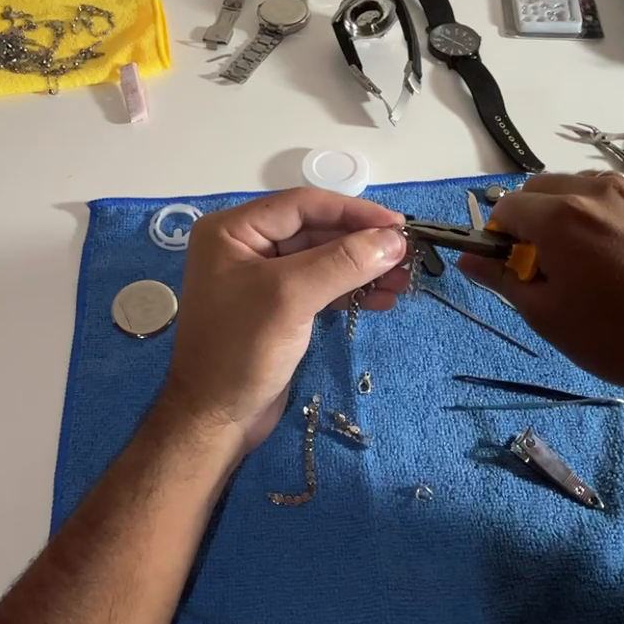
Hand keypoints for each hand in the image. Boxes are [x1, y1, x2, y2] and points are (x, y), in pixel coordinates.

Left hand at [158, 188, 408, 455]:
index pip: (303, 205)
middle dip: (362, 244)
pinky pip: (321, 287)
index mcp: (233, 230)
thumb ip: (343, 262)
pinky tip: (382, 299)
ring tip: (403, 282)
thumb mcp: (290, 297)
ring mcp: (262, 279)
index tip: (398, 225)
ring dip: (363, 269)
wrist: (215, 419)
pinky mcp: (278, 309)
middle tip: (408, 256)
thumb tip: (394, 240)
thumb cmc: (240, 350)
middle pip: (315, 230)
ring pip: (322, 260)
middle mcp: (245, 247)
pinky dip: (351, 291)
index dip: (353, 211)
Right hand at [461, 173, 623, 444]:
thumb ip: (501, 278)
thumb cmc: (621, 340)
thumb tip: (467, 258)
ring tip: (600, 262)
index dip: (501, 236)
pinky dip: (620, 218)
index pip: (507, 206)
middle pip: (547, 187)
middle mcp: (601, 190)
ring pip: (591, 188)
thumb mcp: (548, 316)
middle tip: (553, 264)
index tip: (514, 265)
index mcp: (560, 217)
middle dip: (536, 218)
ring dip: (578, 214)